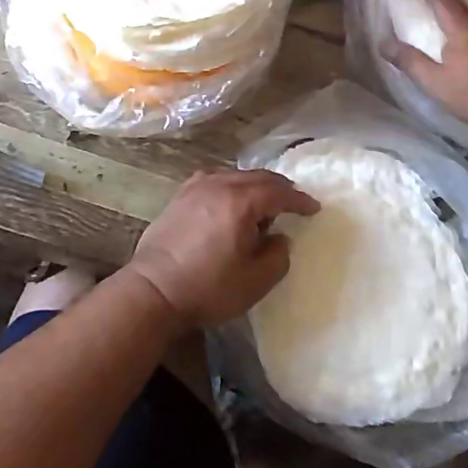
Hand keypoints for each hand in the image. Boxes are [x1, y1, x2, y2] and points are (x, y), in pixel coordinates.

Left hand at [125, 169, 319, 329]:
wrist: (153, 291)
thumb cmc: (208, 288)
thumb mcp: (255, 281)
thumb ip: (278, 256)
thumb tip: (280, 238)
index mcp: (242, 201)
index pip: (280, 193)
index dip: (300, 200)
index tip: (314, 208)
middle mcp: (221, 185)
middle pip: (259, 178)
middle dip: (280, 189)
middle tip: (293, 202)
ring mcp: (197, 188)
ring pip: (236, 176)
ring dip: (255, 186)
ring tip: (262, 204)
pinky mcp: (180, 197)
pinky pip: (214, 180)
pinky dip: (230, 185)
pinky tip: (228, 200)